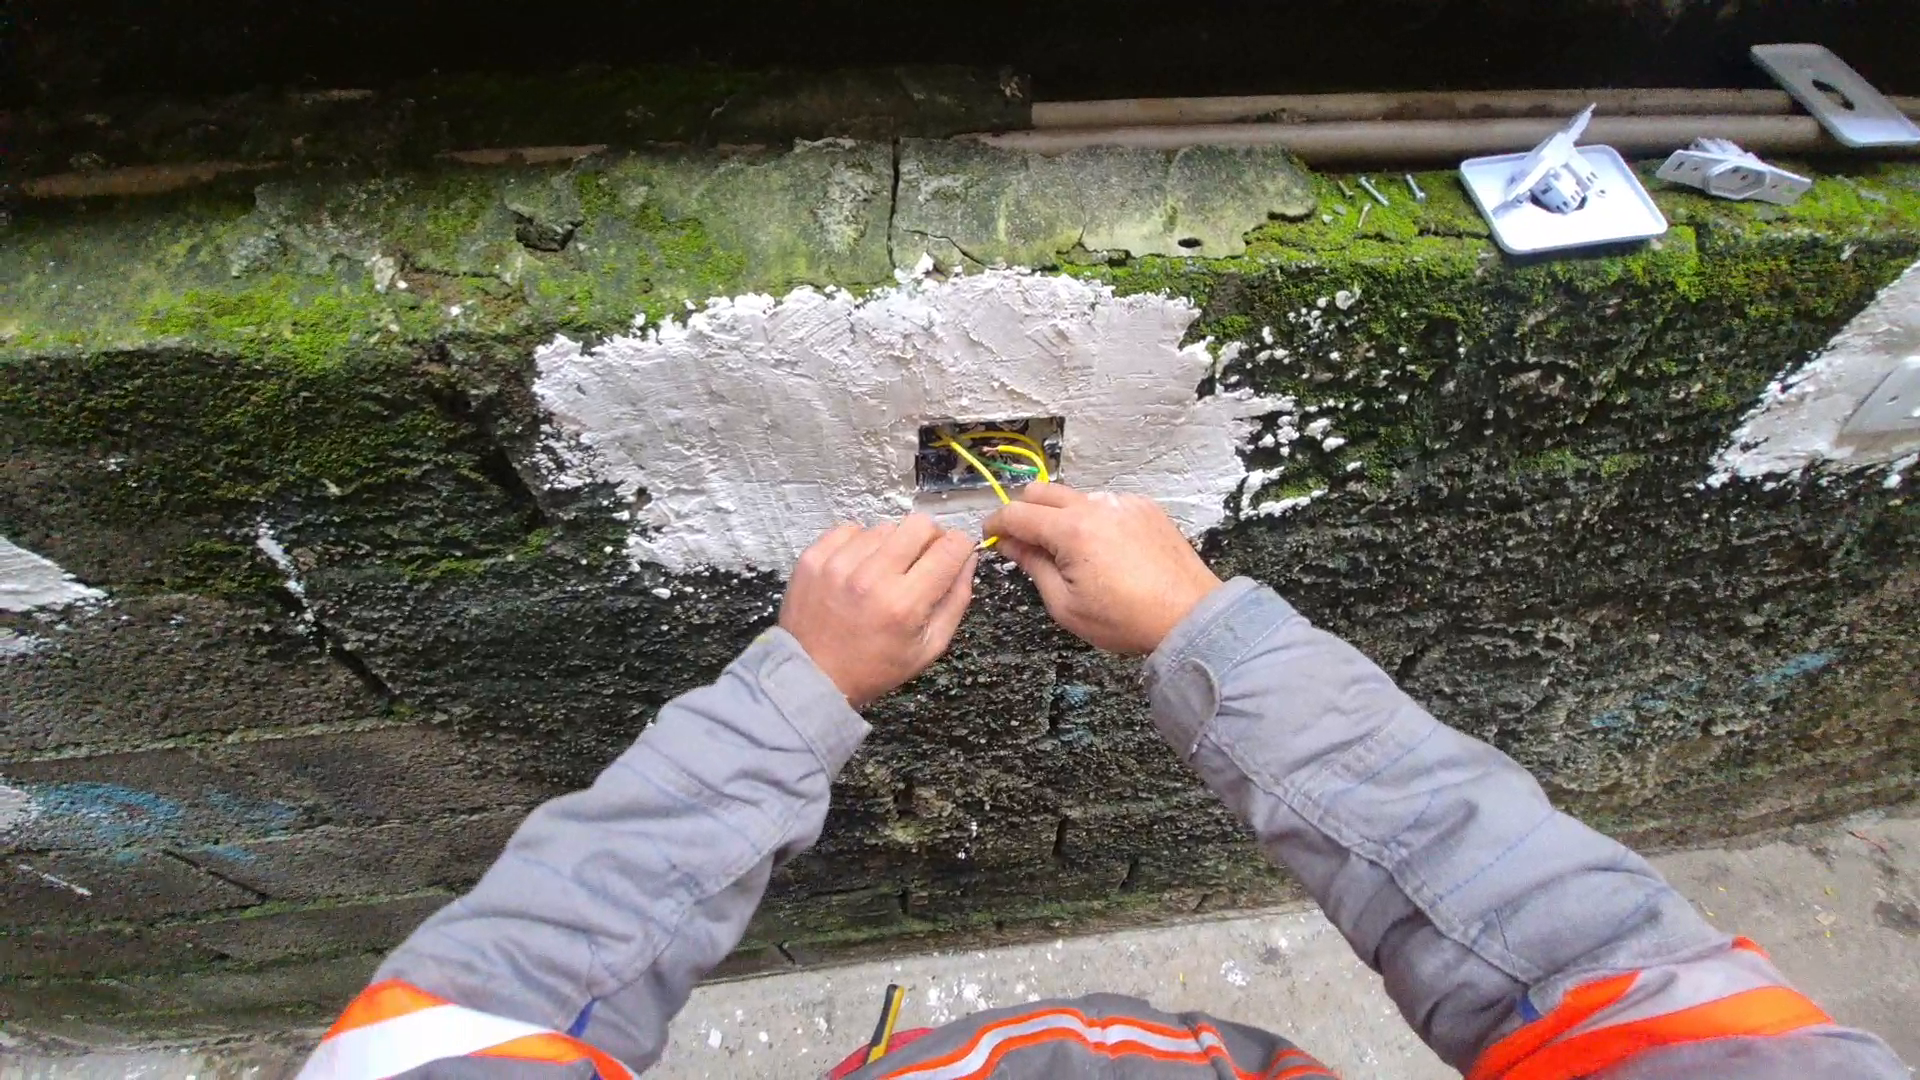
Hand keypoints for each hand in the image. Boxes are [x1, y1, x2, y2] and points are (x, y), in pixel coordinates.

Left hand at [779, 515, 978, 706]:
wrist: (813, 675)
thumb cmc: (876, 666)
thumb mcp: (930, 646)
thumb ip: (957, 599)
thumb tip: (969, 557)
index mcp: (905, 603)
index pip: (950, 547)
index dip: (960, 546)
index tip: (955, 553)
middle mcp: (871, 577)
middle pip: (919, 524)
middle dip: (929, 539)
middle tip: (920, 560)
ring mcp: (838, 564)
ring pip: (885, 527)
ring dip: (891, 545)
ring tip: (882, 573)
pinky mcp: (814, 557)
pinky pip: (851, 529)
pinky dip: (860, 544)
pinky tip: (857, 568)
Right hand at [984, 483, 1221, 654]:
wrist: (1188, 617)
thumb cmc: (1126, 619)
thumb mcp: (1065, 605)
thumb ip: (1033, 566)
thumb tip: (1009, 543)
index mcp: (1071, 530)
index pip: (1016, 513)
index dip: (995, 524)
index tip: (990, 536)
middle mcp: (1096, 506)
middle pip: (1041, 491)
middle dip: (1023, 512)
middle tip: (1024, 542)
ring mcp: (1123, 502)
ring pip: (1074, 496)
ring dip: (1060, 516)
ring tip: (1070, 552)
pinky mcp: (1145, 507)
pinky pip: (1105, 503)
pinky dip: (1092, 519)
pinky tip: (1104, 550)